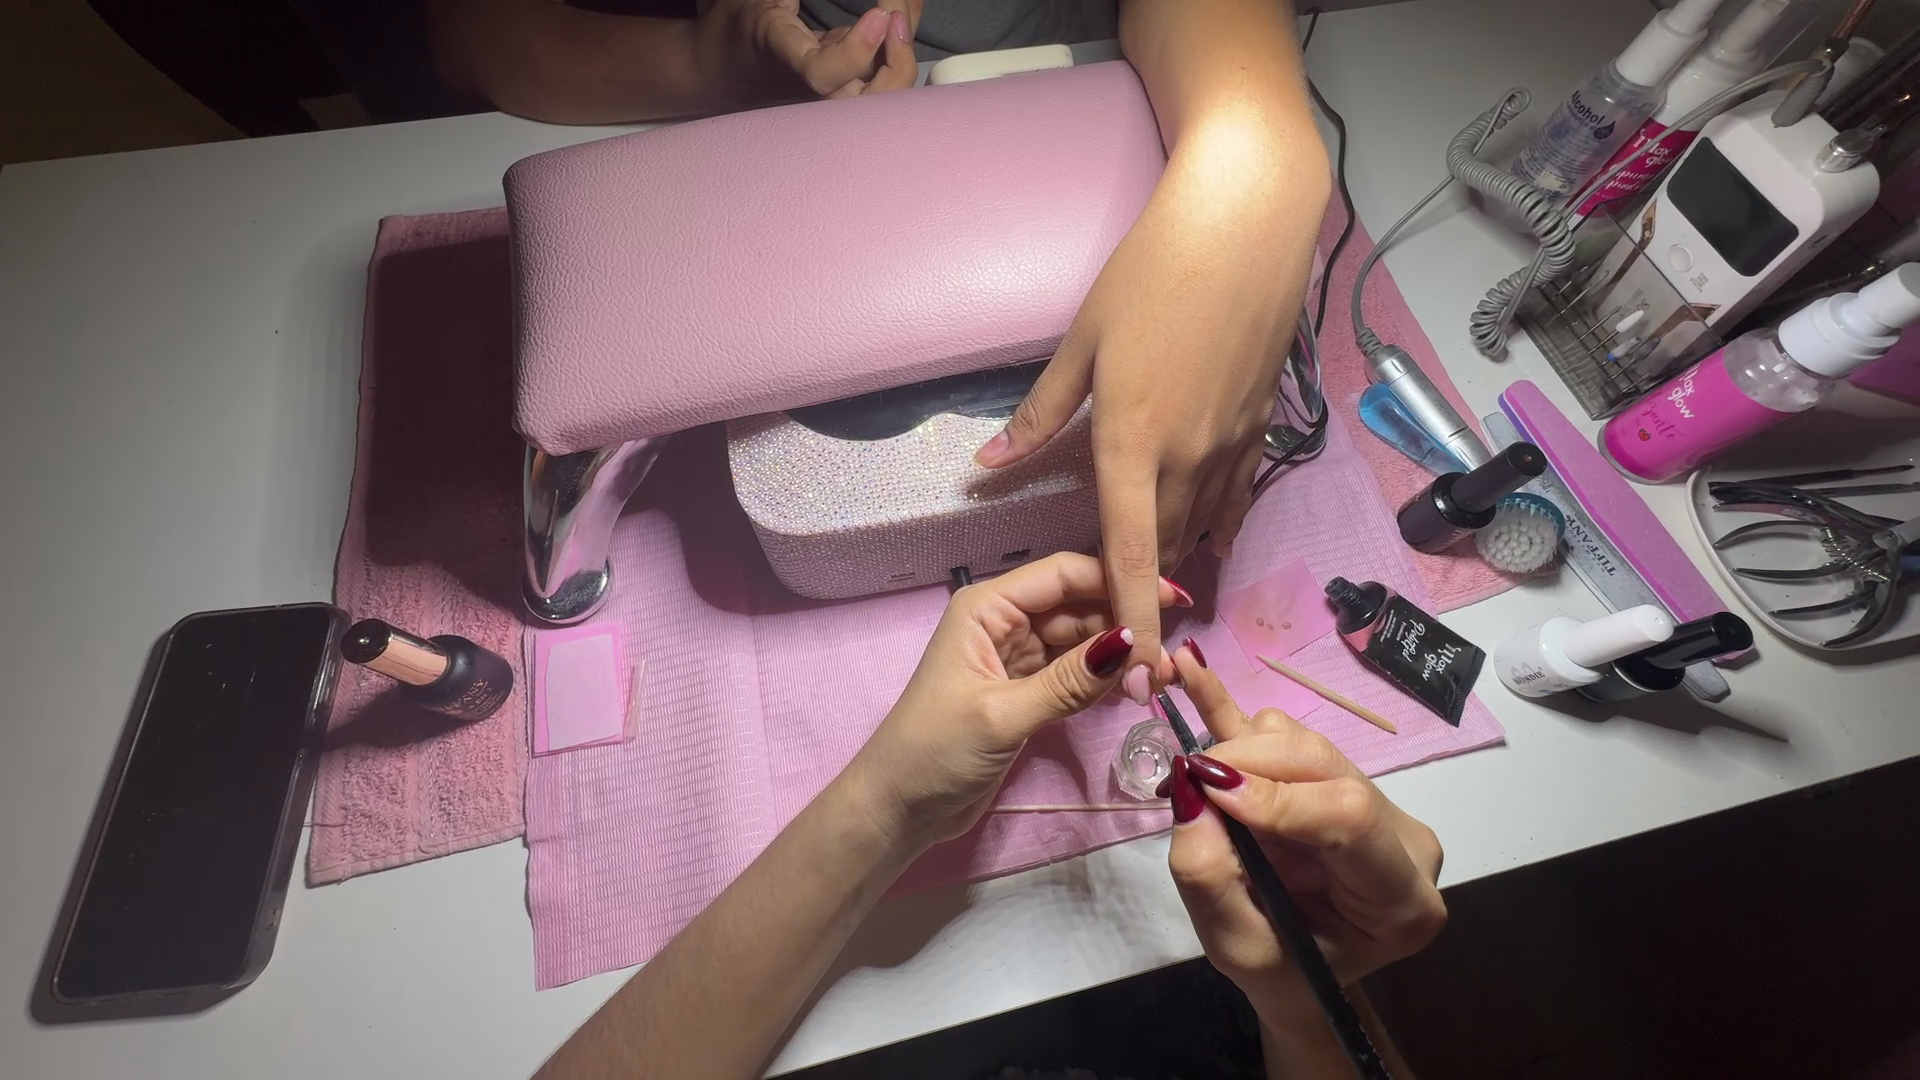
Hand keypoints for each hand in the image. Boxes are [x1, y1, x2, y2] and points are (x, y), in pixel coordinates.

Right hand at [692, 0, 921, 107]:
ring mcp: (839, 91)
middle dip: (897, 65)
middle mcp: (818, 91)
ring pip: (885, 92)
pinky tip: (906, 8)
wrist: (735, 63)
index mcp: (786, 63)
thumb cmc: (743, 22)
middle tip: (896, 14)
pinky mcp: (852, 84)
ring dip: (904, 51)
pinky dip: (902, 41)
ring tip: (904, 5)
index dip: (856, 52)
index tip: (879, 16)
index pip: (823, 77)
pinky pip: (886, 71)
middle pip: (868, 105)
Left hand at [848, 553, 1188, 847]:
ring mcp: (1017, 654)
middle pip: (1077, 605)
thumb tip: (1132, 645)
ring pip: (1081, 639)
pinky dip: (1103, 678)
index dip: (1117, 582)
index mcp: (987, 607)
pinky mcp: (1027, 688)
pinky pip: (1074, 671)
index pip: (1063, 575)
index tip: (1172, 601)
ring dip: (1121, 655)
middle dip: (1125, 625)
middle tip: (1172, 658)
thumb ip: (1067, 682)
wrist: (900, 807)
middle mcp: (1004, 620)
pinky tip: (1137, 688)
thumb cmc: (935, 751)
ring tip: (1166, 677)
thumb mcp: (1002, 714)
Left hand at [974, 140, 1326, 697]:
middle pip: (1163, 548)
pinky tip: (1209, 541)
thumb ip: (1039, 415)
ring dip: (1175, 560)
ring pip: (1199, 525)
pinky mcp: (1260, 425)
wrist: (1249, 224)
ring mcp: (1232, 445)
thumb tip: (988, 463)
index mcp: (1132, 445)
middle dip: (1144, 593)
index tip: (1136, 671)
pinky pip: (1235, 496)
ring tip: (1159, 592)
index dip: (1130, 620)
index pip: (1129, 555)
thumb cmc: (1151, 276)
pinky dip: (1215, 525)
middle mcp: (1188, 460)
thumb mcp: (1082, 344)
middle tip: (1123, 623)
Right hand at [1163, 646, 1445, 1027]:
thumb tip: (1191, 790)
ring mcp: (1366, 794)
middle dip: (1242, 760)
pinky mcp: (1326, 773)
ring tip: (1200, 781)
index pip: (1348, 814)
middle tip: (1190, 781)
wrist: (1300, 972)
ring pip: (1296, 739)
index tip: (1209, 791)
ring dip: (1237, 749)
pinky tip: (1190, 667)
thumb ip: (1211, 878)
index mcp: (1399, 894)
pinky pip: (1278, 727)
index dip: (1274, 794)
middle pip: (1320, 761)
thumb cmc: (1281, 972)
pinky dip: (1228, 702)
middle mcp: (1398, 833)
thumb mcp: (1239, 949)